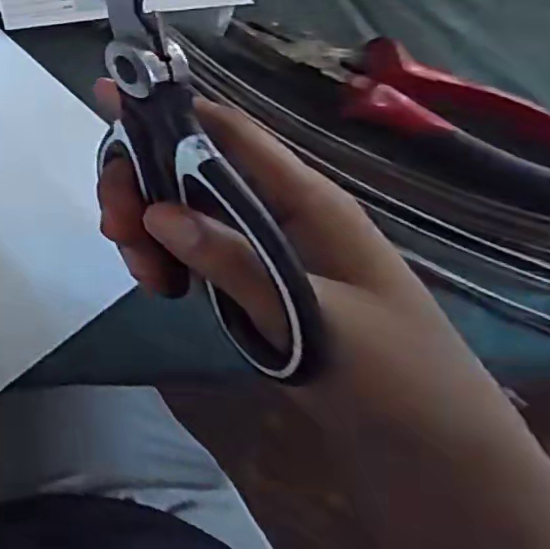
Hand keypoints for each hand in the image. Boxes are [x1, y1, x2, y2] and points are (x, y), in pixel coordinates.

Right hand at [94, 81, 516, 430]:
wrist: (442, 456)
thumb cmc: (398, 378)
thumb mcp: (317, 320)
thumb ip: (235, 262)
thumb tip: (155, 212)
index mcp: (304, 198)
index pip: (226, 130)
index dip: (165, 105)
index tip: (106, 93)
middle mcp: (274, 206)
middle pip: (183, 164)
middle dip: (137, 182)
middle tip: (115, 227)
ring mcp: (257, 238)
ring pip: (174, 203)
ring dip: (142, 226)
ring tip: (146, 276)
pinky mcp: (244, 270)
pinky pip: (183, 242)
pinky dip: (158, 255)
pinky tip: (160, 286)